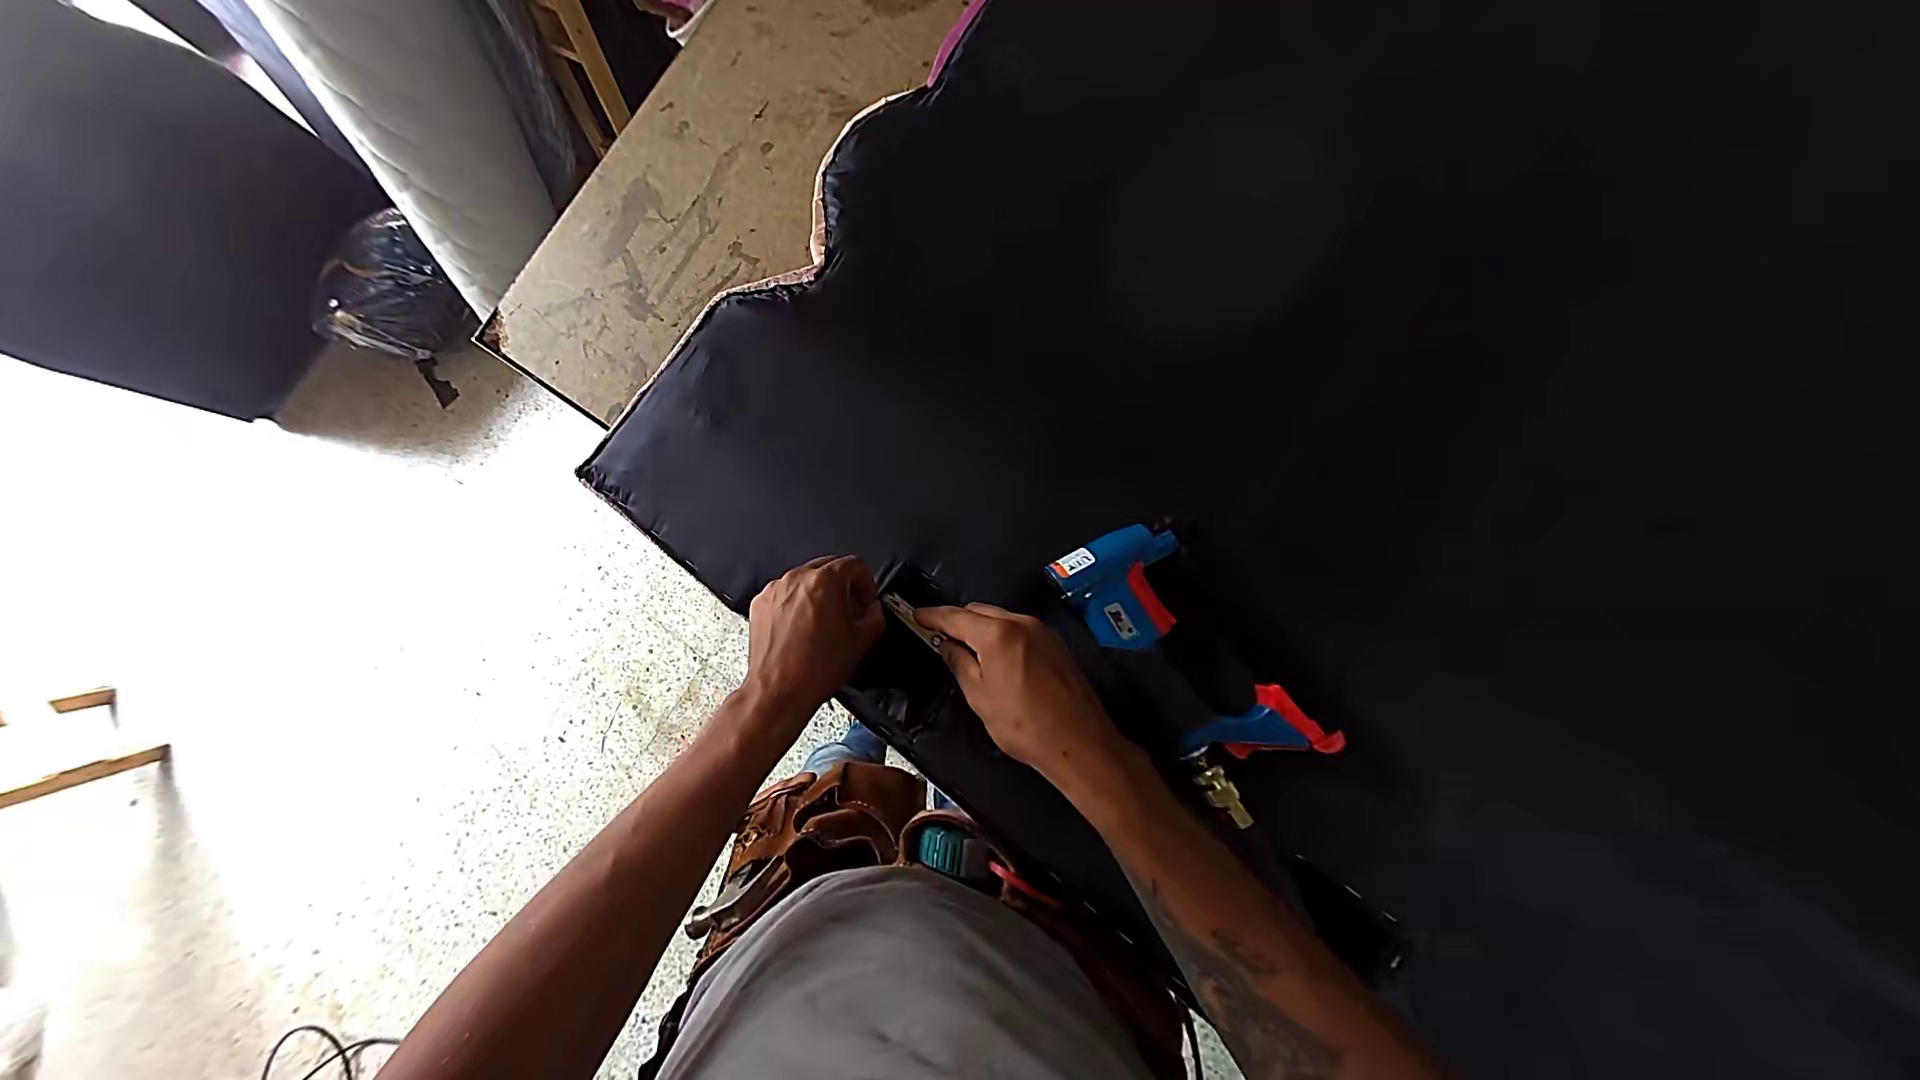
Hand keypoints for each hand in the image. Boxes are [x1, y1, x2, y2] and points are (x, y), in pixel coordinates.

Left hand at [742, 556, 884, 722]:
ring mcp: (775, 590)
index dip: (867, 583)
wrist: (779, 691)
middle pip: (828, 567)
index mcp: (824, 582)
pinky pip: (785, 594)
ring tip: (823, 624)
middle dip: (843, 586)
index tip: (865, 600)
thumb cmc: (815, 669)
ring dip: (819, 594)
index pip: (854, 564)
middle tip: (848, 610)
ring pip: (806, 580)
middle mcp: (797, 579)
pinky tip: (803, 629)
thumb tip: (872, 608)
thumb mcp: (862, 640)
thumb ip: (875, 614)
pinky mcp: (760, 604)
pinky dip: (796, 604)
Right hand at [915, 603, 1134, 787]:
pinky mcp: (1055, 643)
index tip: (918, 616)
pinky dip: (1002, 635)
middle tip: (939, 636)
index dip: (932, 616)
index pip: (955, 616)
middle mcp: (1022, 623)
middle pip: (979, 610)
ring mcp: (1042, 631)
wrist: (1078, 742)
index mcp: (998, 633)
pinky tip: (996, 656)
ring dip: (981, 628)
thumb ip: (959, 663)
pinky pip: (1020, 629)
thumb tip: (947, 646)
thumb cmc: (1026, 725)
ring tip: (966, 649)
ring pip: (1001, 618)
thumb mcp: (979, 696)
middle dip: (957, 620)